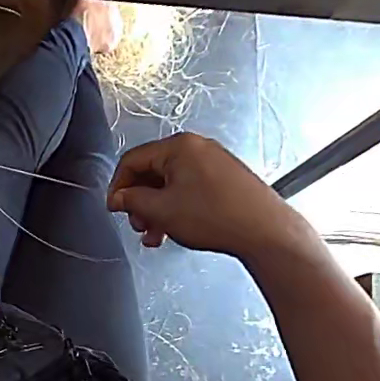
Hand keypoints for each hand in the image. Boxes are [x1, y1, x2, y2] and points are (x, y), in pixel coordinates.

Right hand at [106, 132, 316, 261]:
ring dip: (158, 210)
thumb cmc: (218, 216)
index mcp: (179, 146)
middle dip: (141, 202)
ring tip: (157, 234)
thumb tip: (120, 197)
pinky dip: (177, 208)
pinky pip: (190, 189)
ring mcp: (213, 162)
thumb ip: (133, 201)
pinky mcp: (225, 178)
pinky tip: (176, 229)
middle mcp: (197, 148)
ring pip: (171, 184)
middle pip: (153, 172)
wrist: (263, 230)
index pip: (133, 160)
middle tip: (139, 224)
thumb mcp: (162, 211)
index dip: (118, 187)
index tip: (115, 207)